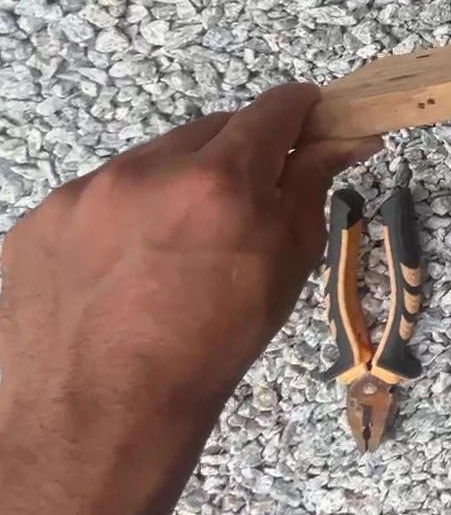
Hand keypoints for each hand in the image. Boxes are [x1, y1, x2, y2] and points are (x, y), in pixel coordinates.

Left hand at [0, 84, 380, 514]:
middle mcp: (147, 170)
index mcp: (220, 177)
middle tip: (260, 188)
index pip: (274, 107)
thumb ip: (314, 182)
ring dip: (189, 173)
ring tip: (193, 229)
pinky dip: (137, 203)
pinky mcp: (37, 221)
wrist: (103, 407)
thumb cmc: (222, 329)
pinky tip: (141, 251)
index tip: (317, 120)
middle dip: (246, 145)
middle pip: (215, 126)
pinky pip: (106, 189)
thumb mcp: (293, 251)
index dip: (304, 107)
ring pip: (158, 156)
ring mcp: (83, 194)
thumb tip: (350, 140)